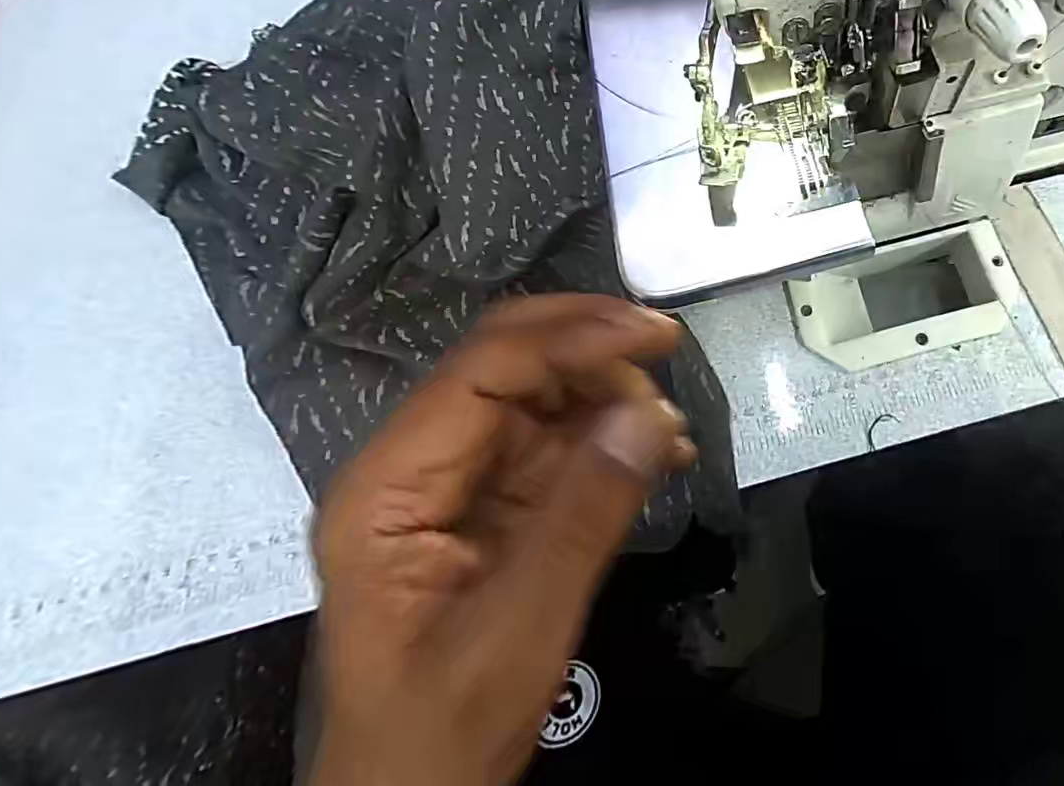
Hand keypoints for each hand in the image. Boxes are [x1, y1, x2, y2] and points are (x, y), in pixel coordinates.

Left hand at [309, 294, 693, 785]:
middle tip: (668, 350)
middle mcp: (427, 461)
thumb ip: (582, 519)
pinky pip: (572, 433)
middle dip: (594, 345)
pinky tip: (666, 453)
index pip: (485, 369)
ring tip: (670, 431)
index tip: (656, 336)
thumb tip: (650, 414)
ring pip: (548, 388)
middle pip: (512, 361)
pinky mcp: (511, 492)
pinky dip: (623, 429)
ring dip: (616, 389)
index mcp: (394, 484)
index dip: (573, 337)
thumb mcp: (515, 632)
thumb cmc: (442, 727)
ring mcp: (471, 474)